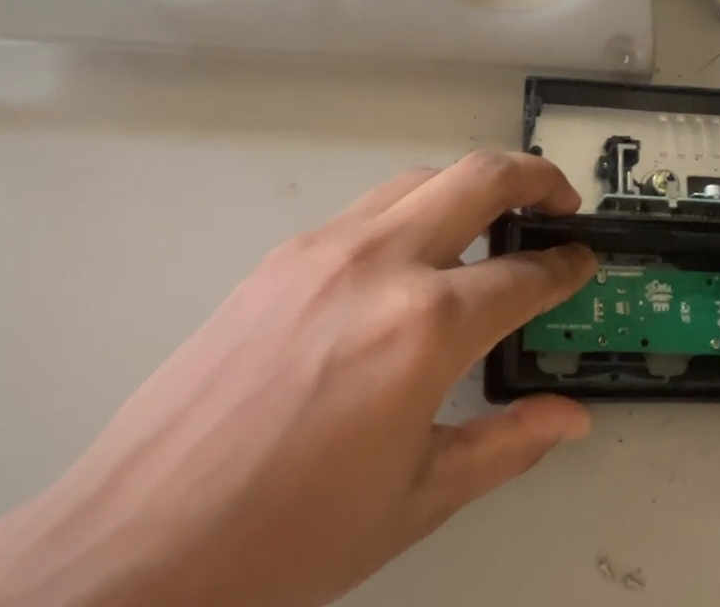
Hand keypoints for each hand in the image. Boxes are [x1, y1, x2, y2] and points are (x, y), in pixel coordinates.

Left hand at [0, 152, 597, 606]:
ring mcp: (319, 251)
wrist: (134, 543)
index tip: (585, 263)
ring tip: (494, 226)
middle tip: (562, 204)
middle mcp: (377, 264)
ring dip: (468, 188)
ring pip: (417, 181)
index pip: (523, 274)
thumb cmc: (288, 538)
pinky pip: (366, 211)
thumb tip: (570, 417)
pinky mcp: (277, 259)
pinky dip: (411, 213)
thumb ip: (506, 444)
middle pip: (477, 177)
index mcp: (424, 327)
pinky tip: (413, 262)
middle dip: (534, 178)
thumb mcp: (416, 498)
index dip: (566, 267)